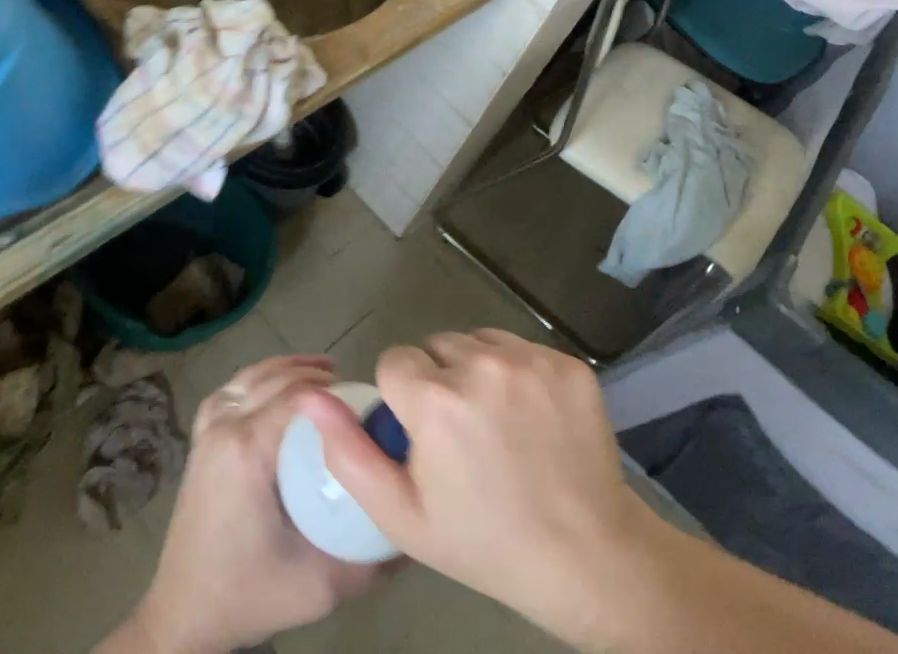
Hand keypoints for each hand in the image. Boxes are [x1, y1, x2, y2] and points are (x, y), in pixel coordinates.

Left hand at [113, 355, 382, 653]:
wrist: (187, 613)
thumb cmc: (252, 592)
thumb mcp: (321, 583)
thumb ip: (372, 560)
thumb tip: (414, 531)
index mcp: (247, 449)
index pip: (297, 395)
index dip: (335, 391)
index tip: (368, 404)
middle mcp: (223, 428)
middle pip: (274, 378)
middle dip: (315, 375)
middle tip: (355, 392)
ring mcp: (205, 433)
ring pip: (248, 378)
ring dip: (286, 370)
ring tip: (324, 376)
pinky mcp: (198, 444)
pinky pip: (229, 392)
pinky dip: (256, 380)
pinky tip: (275, 390)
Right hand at [302, 330, 674, 649]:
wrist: (587, 557)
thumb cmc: (482, 541)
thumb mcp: (401, 513)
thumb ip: (347, 451)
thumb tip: (310, 395)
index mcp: (435, 399)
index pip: (395, 361)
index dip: (403, 399)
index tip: (423, 435)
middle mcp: (483, 365)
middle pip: (437, 346)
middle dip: (438, 380)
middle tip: (461, 434)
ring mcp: (533, 361)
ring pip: (479, 342)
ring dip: (477, 370)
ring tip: (496, 422)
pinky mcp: (570, 364)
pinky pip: (522, 349)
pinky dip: (518, 373)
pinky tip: (531, 418)